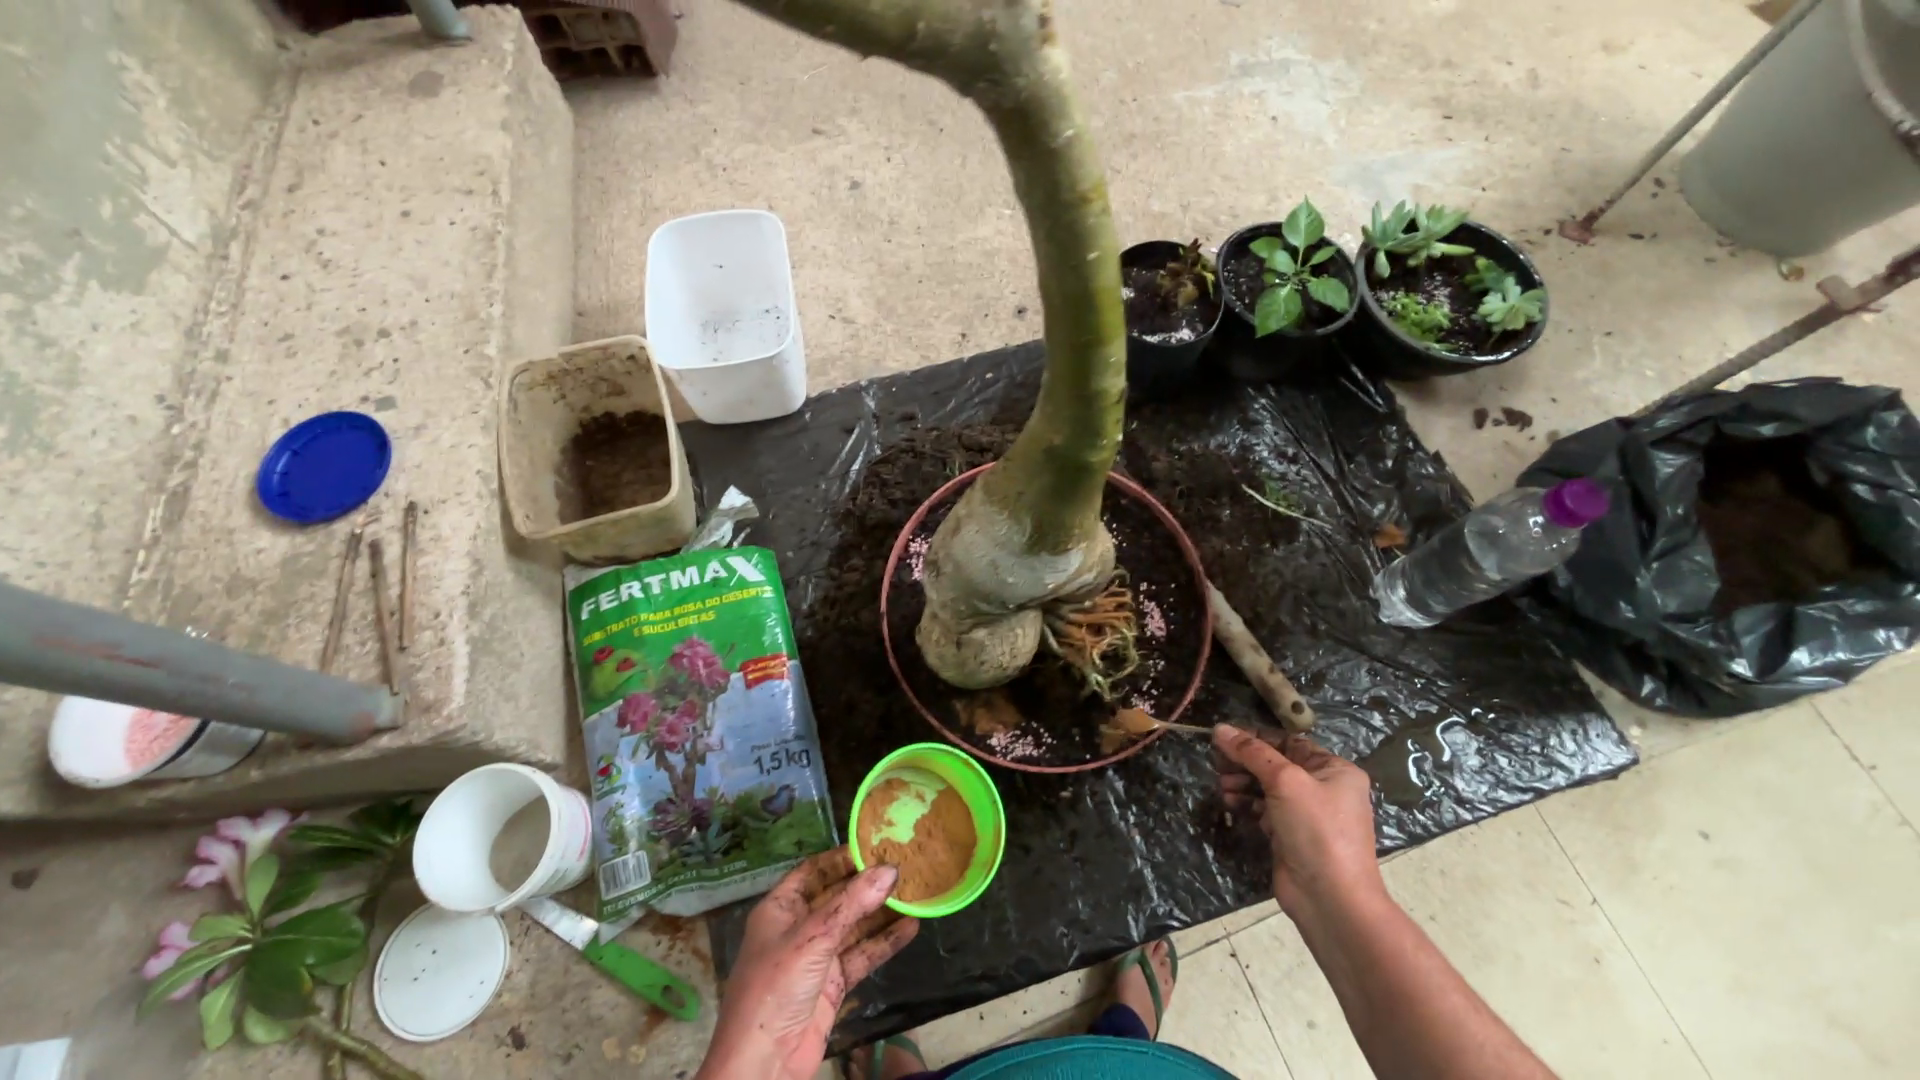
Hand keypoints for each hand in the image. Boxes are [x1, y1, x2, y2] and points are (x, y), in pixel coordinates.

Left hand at [697, 847, 918, 1079]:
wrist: (762, 1064)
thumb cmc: (775, 988)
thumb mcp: (812, 938)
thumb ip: (852, 904)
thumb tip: (890, 870)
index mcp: (781, 908)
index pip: (814, 871)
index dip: (843, 857)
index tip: (879, 844)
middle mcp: (799, 927)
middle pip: (839, 896)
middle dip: (869, 883)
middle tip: (907, 865)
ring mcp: (817, 957)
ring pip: (854, 926)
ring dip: (882, 912)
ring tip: (917, 892)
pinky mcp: (833, 984)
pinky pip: (862, 955)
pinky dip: (885, 942)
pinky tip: (911, 928)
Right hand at [1212, 725, 1383, 920]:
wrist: (1331, 898)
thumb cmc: (1316, 829)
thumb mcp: (1285, 781)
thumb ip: (1251, 752)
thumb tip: (1219, 728)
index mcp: (1334, 770)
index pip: (1289, 742)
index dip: (1255, 738)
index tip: (1222, 737)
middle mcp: (1323, 788)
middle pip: (1276, 764)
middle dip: (1245, 762)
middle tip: (1216, 762)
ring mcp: (1307, 814)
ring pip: (1267, 787)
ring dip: (1242, 782)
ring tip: (1221, 785)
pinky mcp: (1290, 836)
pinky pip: (1264, 810)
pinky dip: (1246, 804)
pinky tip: (1229, 802)